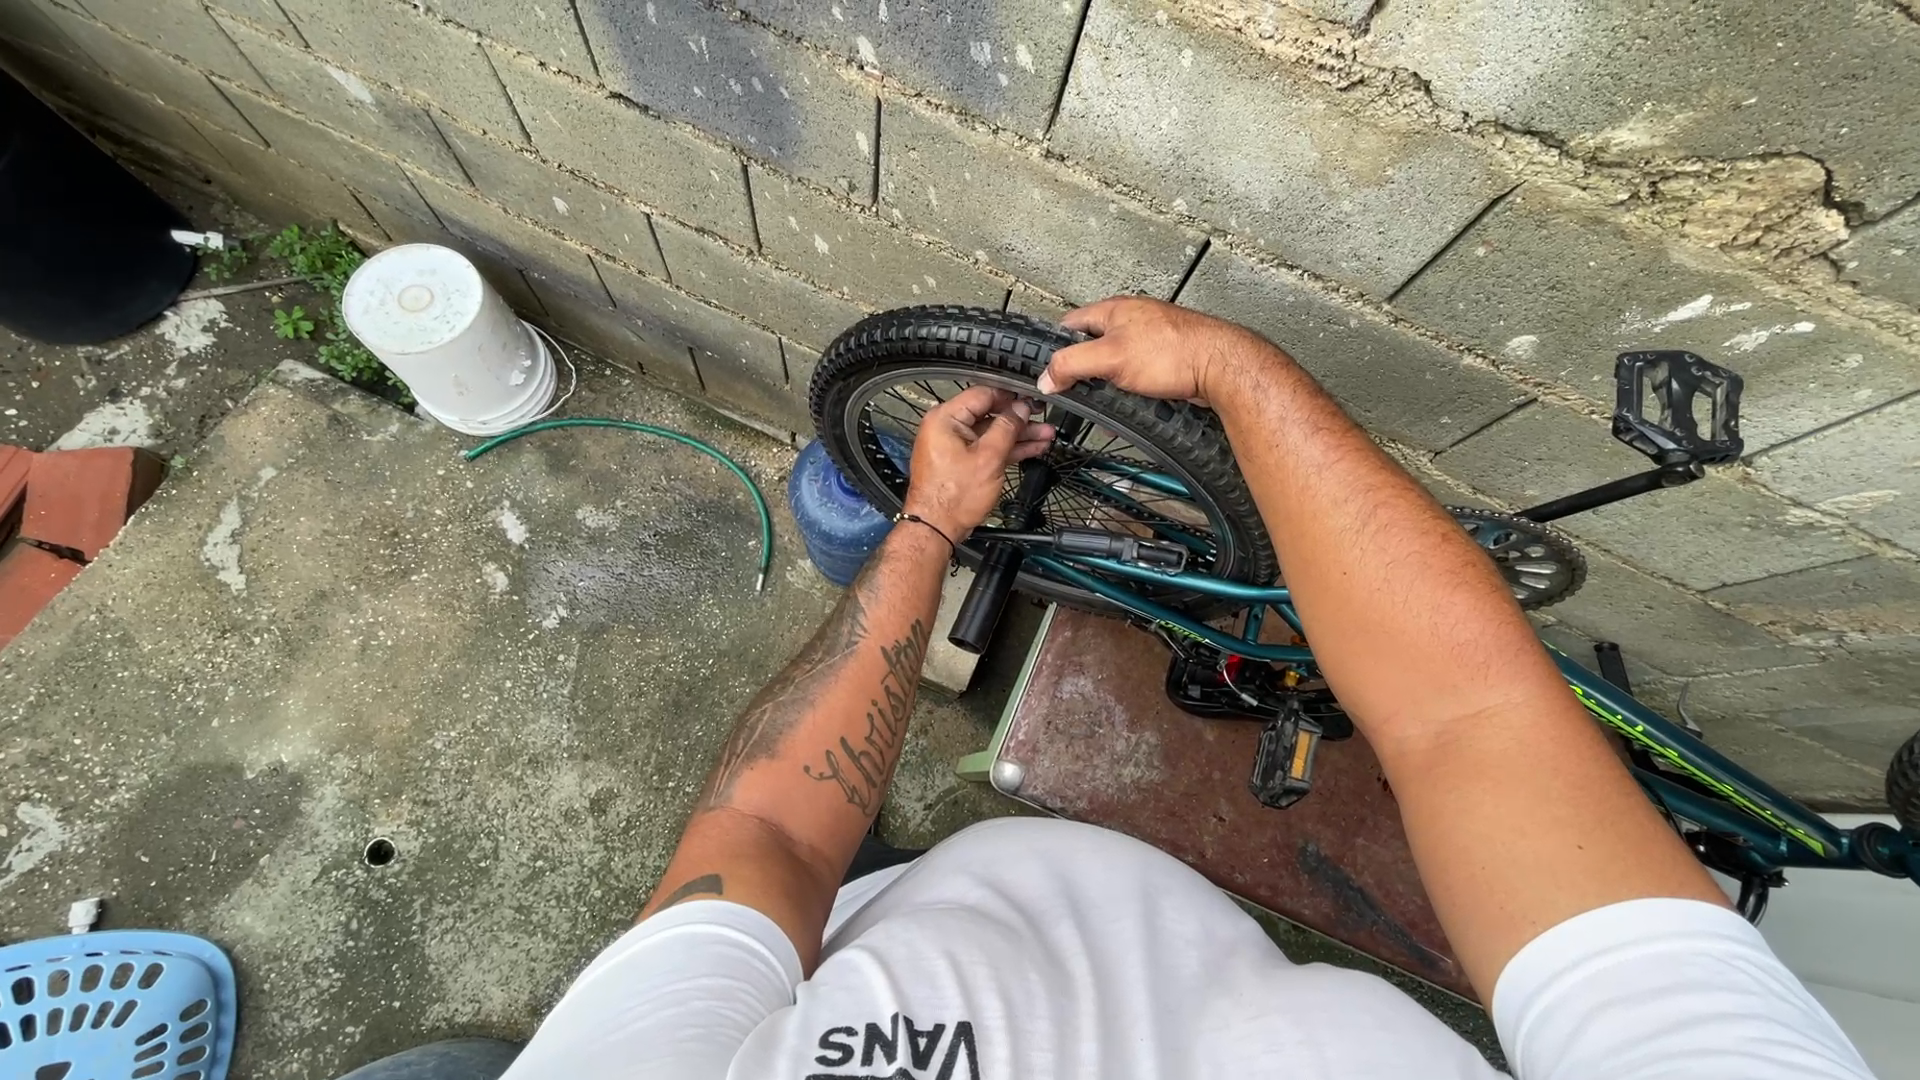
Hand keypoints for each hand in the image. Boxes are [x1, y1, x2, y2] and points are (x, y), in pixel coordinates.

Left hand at [902, 385, 1054, 540]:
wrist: (936, 528)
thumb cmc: (951, 498)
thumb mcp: (989, 457)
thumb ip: (1007, 428)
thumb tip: (1020, 409)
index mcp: (945, 419)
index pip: (983, 394)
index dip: (1010, 397)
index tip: (1031, 401)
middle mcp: (945, 428)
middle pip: (988, 414)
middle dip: (1019, 419)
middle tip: (1041, 419)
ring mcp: (952, 446)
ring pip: (991, 433)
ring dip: (1018, 435)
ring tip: (1044, 436)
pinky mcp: (958, 462)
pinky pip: (985, 448)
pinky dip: (1006, 449)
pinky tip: (1030, 449)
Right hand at [1036, 295, 1277, 406]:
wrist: (1219, 367)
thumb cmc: (1174, 352)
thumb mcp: (1109, 357)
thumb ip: (1072, 365)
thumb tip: (1047, 376)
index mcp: (1114, 310)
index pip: (1069, 325)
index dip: (1056, 348)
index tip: (1049, 371)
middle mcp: (1131, 321)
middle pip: (1091, 348)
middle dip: (1084, 374)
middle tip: (1079, 393)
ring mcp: (1148, 341)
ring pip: (1114, 367)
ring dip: (1108, 388)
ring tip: (1109, 404)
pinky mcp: (1163, 361)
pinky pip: (1135, 379)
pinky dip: (1129, 394)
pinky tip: (1132, 406)